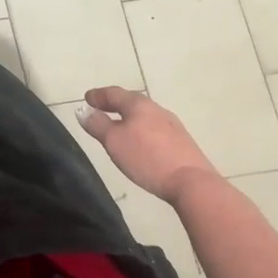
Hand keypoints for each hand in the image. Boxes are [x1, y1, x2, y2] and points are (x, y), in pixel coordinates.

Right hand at [77, 86, 218, 204]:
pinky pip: (157, 131)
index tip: (86, 99)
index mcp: (138, 104)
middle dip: (115, 106)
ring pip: (146, 117)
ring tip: (121, 130)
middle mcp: (157, 110)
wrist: (194, 184)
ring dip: (131, 120)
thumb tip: (83, 111)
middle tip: (102, 111)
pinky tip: (143, 145)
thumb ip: (97, 124)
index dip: (98, 95)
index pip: (113, 93)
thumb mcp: (113, 141)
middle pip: (131, 103)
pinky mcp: (184, 144)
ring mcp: (173, 127)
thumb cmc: (147, 158)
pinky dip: (144, 132)